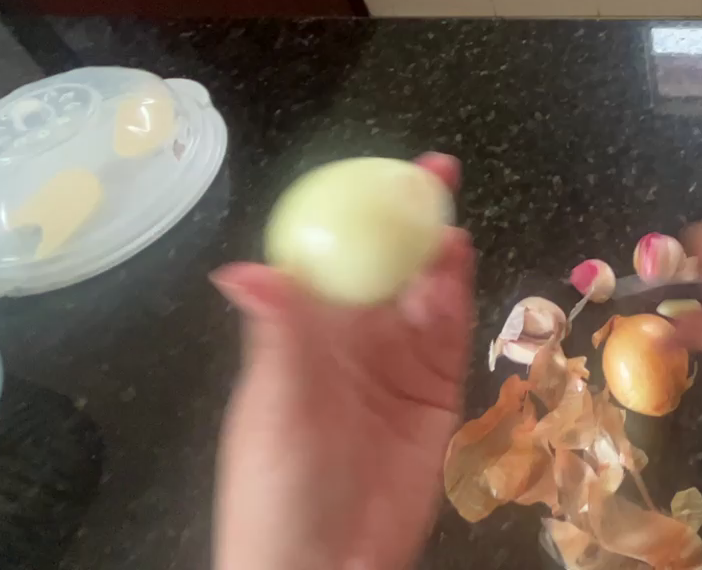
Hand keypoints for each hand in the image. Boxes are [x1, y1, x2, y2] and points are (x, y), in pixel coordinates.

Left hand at [210, 153, 474, 569]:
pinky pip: (452, 326)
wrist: (332, 566)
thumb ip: (277, 335)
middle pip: (391, 259)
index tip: (377, 174)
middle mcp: (361, 333)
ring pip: (427, 285)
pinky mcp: (439, 380)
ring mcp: (404, 355)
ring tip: (448, 221)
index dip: (357, 212)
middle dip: (413, 214)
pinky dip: (457, 291)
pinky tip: (459, 263)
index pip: (337, 255)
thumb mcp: (273, 409)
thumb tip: (242, 268)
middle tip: (435, 172)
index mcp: (311, 331)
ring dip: (439, 249)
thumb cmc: (280, 489)